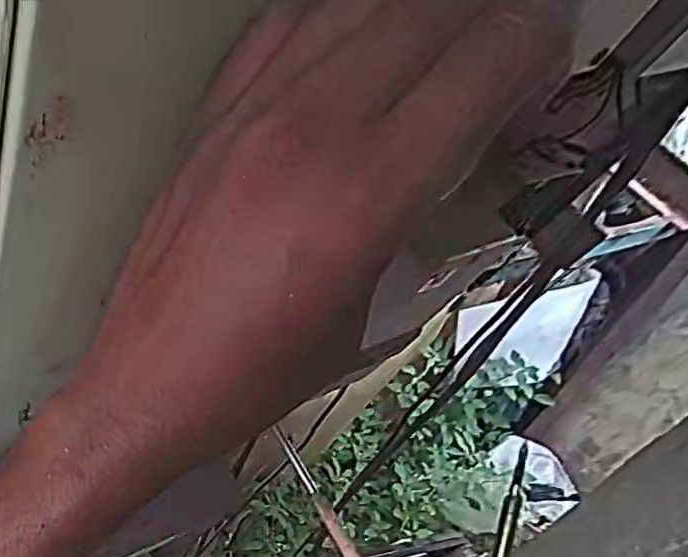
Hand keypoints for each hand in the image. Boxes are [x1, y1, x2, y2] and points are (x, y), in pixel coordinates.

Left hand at [52, 0, 573, 483]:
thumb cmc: (242, 381)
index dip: (541, 55)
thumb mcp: (357, 326)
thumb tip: (447, 179)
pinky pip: (284, 24)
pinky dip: (334, 20)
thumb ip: (413, 234)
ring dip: (419, 15)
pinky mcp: (209, 124)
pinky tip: (347, 53)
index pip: (494, 54)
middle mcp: (309, 131)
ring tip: (430, 58)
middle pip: (441, 7)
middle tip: (496, 73)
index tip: (537, 87)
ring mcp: (250, 117)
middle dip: (495, 24)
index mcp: (363, 194)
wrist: (146, 388)